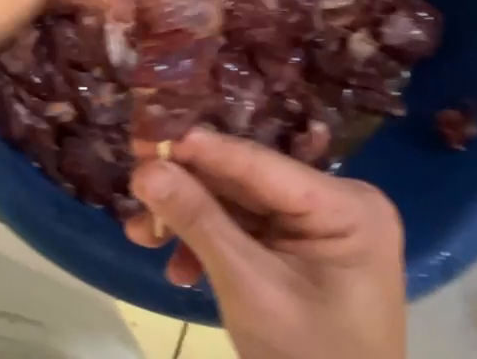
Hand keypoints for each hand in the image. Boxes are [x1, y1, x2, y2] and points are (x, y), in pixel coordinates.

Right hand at [128, 128, 406, 358]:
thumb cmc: (309, 357)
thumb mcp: (250, 287)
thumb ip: (197, 220)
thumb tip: (144, 168)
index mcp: (345, 205)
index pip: (253, 161)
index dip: (192, 148)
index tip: (138, 139)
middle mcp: (334, 201)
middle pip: (239, 180)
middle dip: (183, 192)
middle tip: (131, 190)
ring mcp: (315, 225)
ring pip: (231, 203)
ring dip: (185, 219)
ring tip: (140, 235)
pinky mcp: (296, 247)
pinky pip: (239, 228)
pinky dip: (204, 242)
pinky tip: (177, 267)